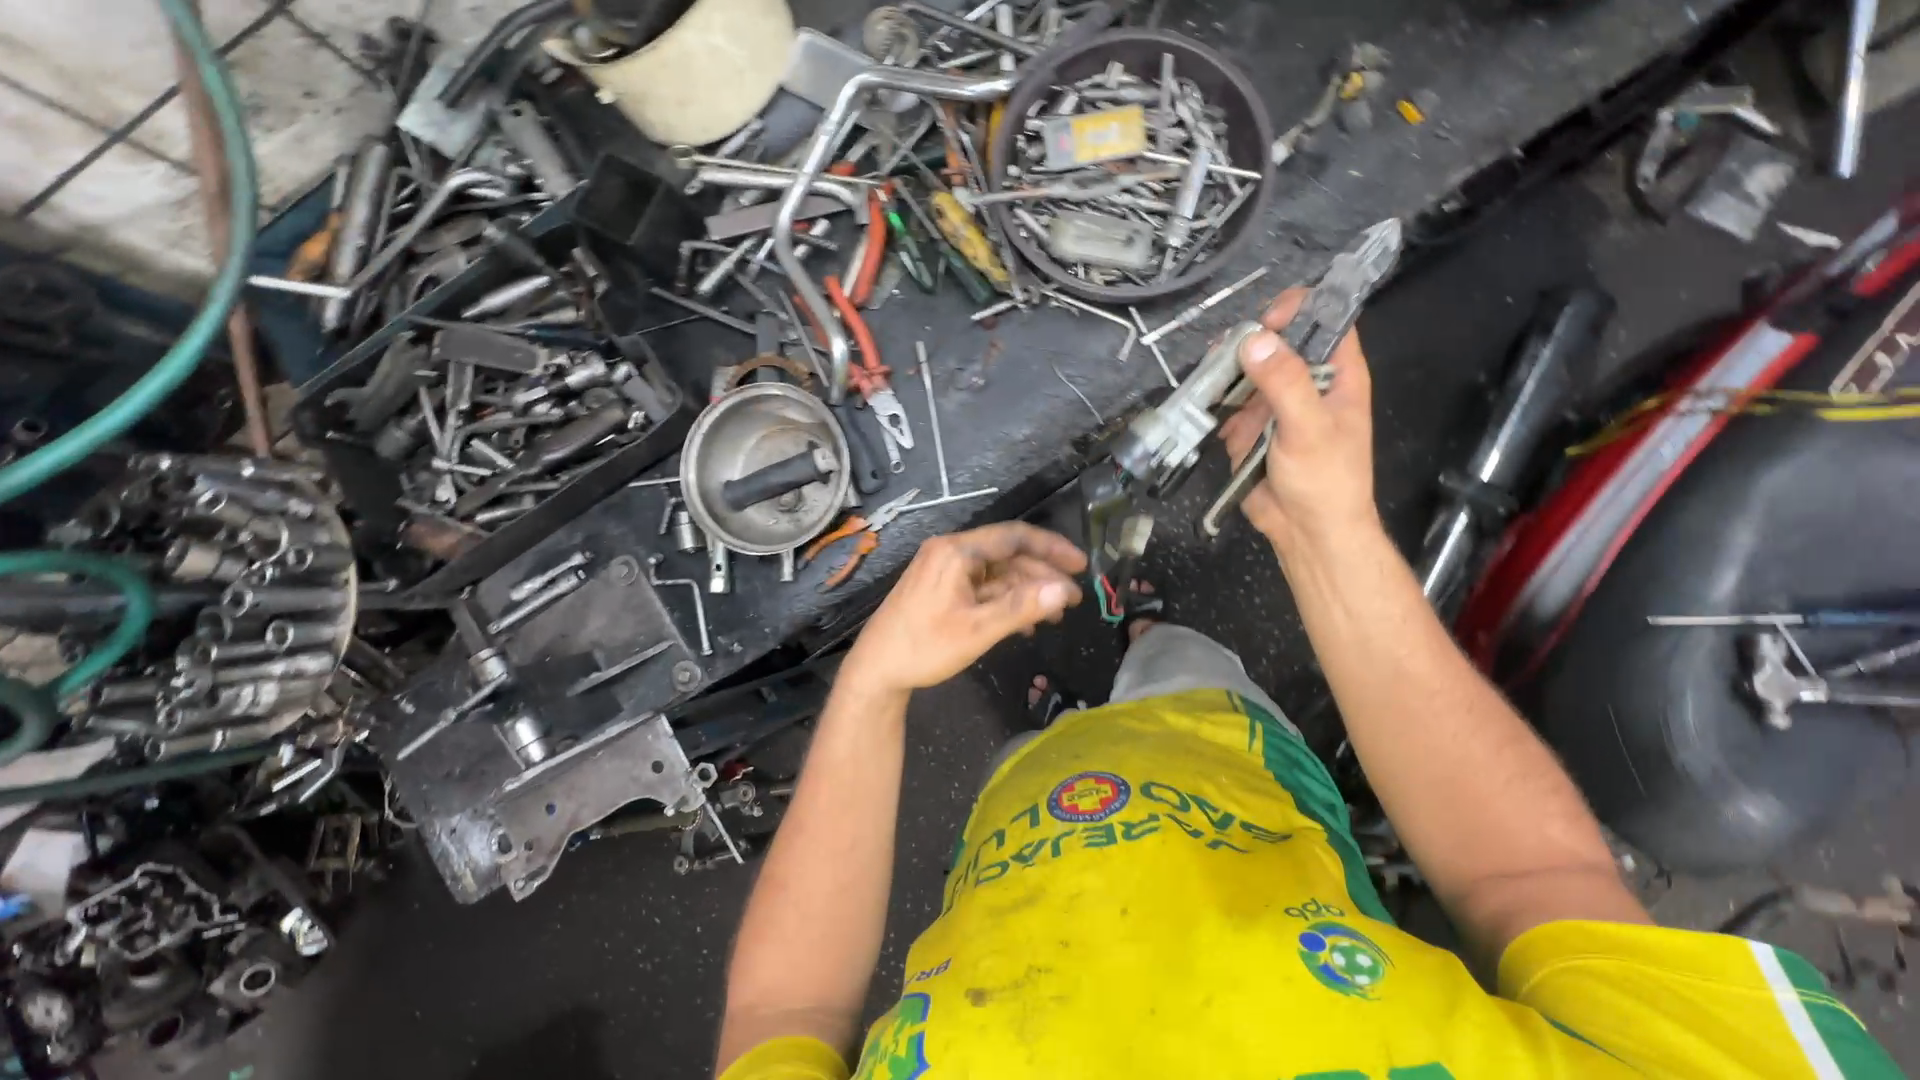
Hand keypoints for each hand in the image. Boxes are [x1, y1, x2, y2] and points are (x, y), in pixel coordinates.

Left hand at [841, 522, 1086, 695]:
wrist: (875, 670)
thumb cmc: (924, 647)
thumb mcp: (978, 630)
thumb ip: (1022, 607)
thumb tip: (1064, 590)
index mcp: (956, 552)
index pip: (1014, 536)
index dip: (1052, 548)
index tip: (1080, 565)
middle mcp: (949, 552)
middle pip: (1007, 555)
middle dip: (1042, 576)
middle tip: (1073, 599)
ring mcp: (943, 571)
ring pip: (996, 573)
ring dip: (1025, 591)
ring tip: (1054, 616)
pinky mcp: (940, 589)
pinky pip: (981, 587)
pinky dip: (1004, 601)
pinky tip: (1023, 624)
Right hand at [1219, 287, 1380, 554]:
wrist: (1308, 533)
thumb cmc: (1325, 479)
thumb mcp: (1309, 427)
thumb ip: (1284, 382)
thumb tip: (1254, 339)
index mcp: (1337, 375)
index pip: (1325, 320)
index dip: (1299, 310)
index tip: (1267, 320)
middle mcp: (1306, 383)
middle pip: (1276, 342)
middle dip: (1250, 344)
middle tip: (1225, 350)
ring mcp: (1276, 406)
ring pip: (1247, 372)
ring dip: (1227, 372)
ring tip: (1210, 377)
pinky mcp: (1250, 429)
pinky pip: (1229, 404)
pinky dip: (1217, 404)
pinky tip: (1209, 408)